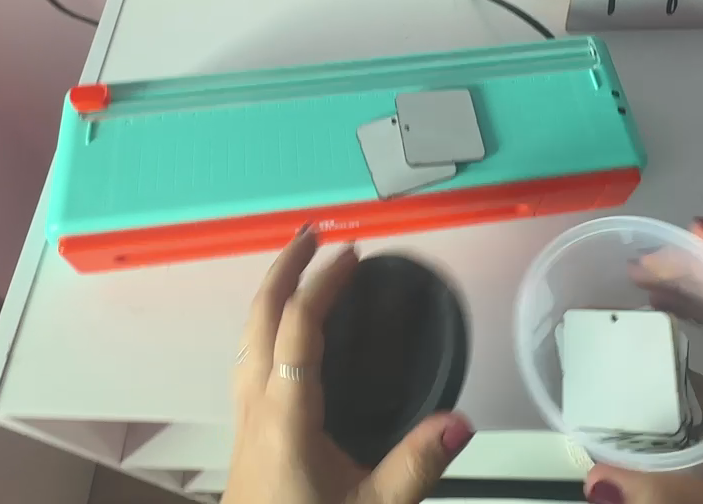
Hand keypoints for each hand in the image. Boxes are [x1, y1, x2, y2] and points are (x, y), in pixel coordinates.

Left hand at [224, 226, 474, 503]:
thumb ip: (416, 465)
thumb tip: (459, 422)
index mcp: (284, 414)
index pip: (298, 326)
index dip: (322, 283)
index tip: (350, 255)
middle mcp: (255, 404)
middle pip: (259, 316)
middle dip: (283, 268)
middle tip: (310, 236)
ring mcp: (242, 416)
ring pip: (247, 333)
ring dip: (271, 291)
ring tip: (296, 268)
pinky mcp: (242, 430)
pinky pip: (248, 354)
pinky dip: (266, 322)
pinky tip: (282, 330)